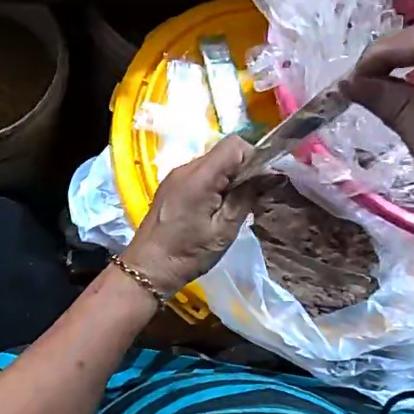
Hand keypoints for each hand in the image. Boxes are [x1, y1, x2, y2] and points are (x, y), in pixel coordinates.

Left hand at [121, 134, 259, 296]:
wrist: (147, 268)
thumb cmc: (187, 254)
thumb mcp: (224, 230)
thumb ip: (245, 197)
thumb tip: (267, 174)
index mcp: (200, 176)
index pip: (235, 145)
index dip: (254, 159)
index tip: (261, 184)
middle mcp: (186, 168)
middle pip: (224, 152)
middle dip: (243, 170)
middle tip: (250, 199)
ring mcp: (176, 175)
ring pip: (213, 162)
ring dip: (228, 178)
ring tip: (232, 207)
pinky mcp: (172, 185)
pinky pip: (200, 173)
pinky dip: (214, 183)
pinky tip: (214, 209)